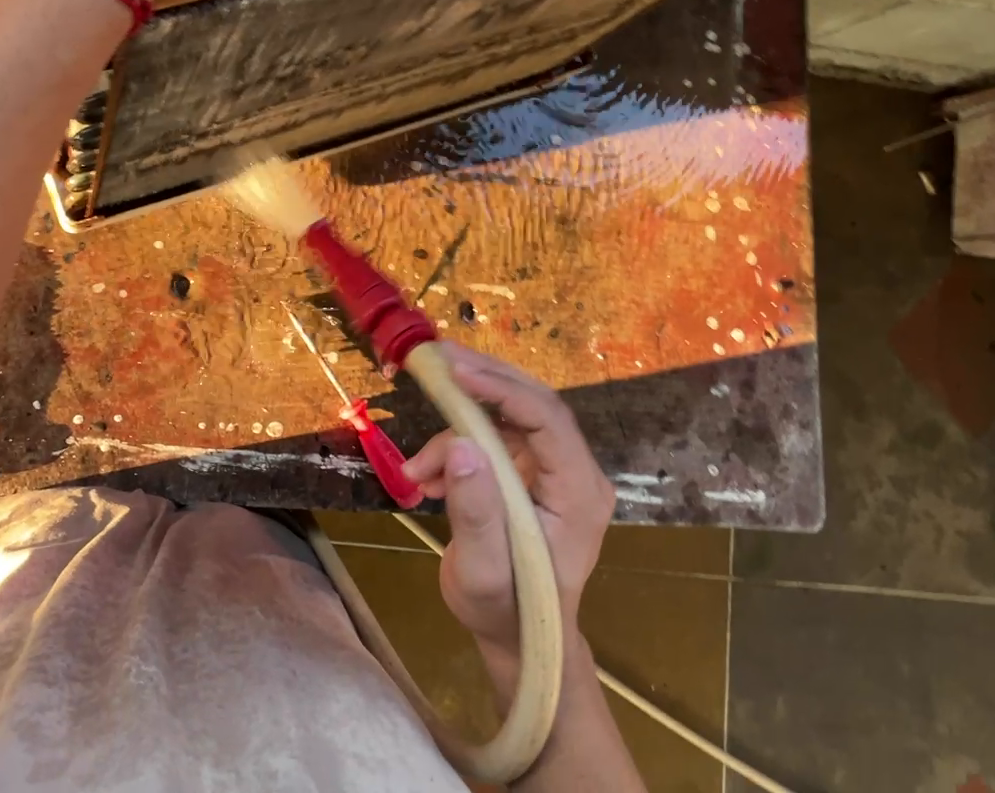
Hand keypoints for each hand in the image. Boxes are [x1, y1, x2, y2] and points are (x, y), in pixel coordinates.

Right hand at [400, 343, 615, 653]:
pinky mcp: (530, 475)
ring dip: (454, 433)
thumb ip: (476, 511)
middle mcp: (574, 473)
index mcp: (578, 492)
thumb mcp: (484, 569)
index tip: (451, 371)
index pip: (546, 419)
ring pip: (504, 420)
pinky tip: (427, 481)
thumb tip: (461, 445)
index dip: (499, 388)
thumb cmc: (505, 609)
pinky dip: (454, 452)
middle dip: (479, 379)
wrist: (519, 636)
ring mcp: (553, 472)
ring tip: (416, 472)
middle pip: (531, 403)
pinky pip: (490, 441)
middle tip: (432, 359)